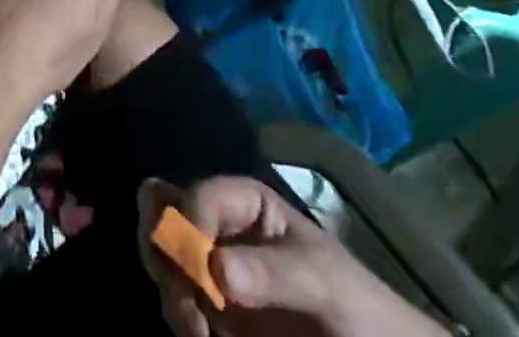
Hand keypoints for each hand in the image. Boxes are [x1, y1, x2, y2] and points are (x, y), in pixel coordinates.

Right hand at [136, 176, 448, 336]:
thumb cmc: (357, 306)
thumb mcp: (323, 283)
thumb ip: (273, 272)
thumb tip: (216, 268)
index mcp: (242, 204)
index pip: (199, 195)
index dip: (189, 223)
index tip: (198, 270)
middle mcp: (216, 228)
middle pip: (161, 215)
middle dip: (162, 251)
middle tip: (183, 296)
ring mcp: (208, 269)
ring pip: (161, 260)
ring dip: (170, 293)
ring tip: (197, 332)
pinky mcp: (208, 311)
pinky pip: (176, 302)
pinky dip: (179, 319)